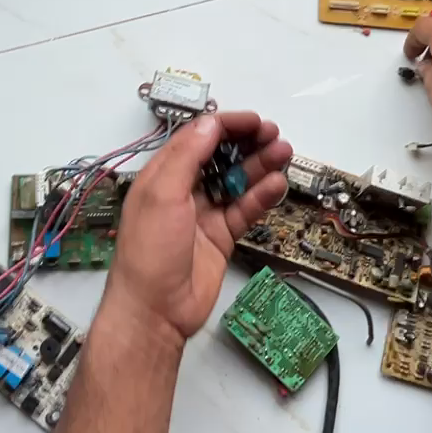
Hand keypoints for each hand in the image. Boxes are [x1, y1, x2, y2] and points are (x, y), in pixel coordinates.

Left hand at [101, 111, 292, 345]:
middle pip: (222, 155)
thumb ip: (187, 156)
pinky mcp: (221, 235)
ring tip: (283, 153)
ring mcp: (204, 212)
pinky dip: (262, 195)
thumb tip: (210, 124)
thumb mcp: (162, 195)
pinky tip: (276, 185)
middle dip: (248, 142)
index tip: (253, 121)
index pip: (198, 137)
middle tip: (273, 135)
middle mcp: (184, 189)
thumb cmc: (148, 252)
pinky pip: (246, 208)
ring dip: (260, 164)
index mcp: (163, 174)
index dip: (226, 125)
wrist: (155, 310)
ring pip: (238, 180)